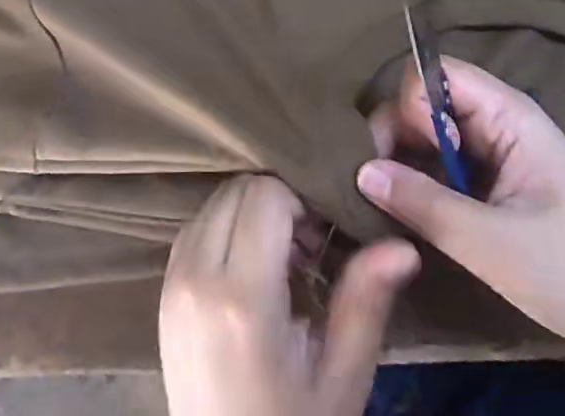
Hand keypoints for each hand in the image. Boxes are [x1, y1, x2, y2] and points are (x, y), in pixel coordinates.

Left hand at [159, 174, 420, 415]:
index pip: (264, 195)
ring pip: (213, 203)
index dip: (300, 200)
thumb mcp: (341, 375)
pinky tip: (251, 266)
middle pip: (236, 190)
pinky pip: (193, 229)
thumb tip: (404, 244)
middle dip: (277, 201)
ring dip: (249, 211)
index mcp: (242, 298)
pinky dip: (224, 227)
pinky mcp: (161, 294)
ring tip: (282, 258)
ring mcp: (171, 285)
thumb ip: (365, 301)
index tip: (322, 236)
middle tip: (307, 245)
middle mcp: (197, 279)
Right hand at [359, 57, 564, 357]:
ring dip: (402, 162)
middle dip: (394, 136)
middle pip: (425, 103)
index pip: (435, 76)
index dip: (405, 107)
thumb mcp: (494, 244)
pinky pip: (441, 165)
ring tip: (383, 205)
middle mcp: (496, 121)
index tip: (390, 159)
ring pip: (428, 135)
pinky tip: (404, 212)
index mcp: (506, 114)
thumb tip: (361, 171)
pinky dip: (418, 183)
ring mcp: (493, 151)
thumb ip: (425, 204)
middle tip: (377, 190)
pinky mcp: (490, 181)